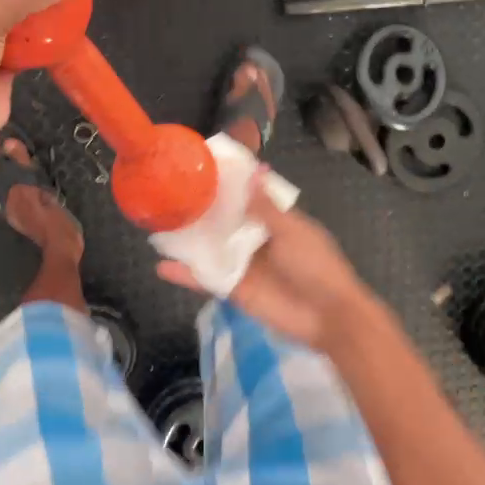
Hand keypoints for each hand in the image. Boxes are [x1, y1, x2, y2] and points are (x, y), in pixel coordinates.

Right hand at [157, 173, 378, 351]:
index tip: (199, 168)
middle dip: (200, 212)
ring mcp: (243, 265)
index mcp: (275, 221)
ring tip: (157, 226)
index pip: (247, 198)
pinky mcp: (234, 289)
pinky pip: (207, 279)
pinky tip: (161, 266)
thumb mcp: (292, 231)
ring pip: (211, 249)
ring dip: (189, 241)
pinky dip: (186, 274)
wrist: (327, 316)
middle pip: (224, 223)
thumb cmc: (315, 266)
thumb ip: (266, 207)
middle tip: (166, 194)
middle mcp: (255, 240)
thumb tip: (254, 171)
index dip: (227, 186)